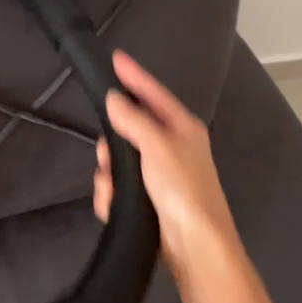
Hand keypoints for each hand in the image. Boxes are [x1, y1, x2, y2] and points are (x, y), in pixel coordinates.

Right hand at [91, 50, 241, 272]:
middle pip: (129, 130)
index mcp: (182, 128)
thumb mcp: (157, 146)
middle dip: (113, 145)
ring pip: (119, 162)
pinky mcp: (148, 200)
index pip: (153, 93)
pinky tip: (114, 204)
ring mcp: (159, 175)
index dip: (134, 76)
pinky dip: (113, 196)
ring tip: (114, 188)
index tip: (115, 58)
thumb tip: (114, 99)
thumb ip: (134, 120)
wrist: (194, 244)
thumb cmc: (182, 188)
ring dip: (110, 176)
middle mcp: (171, 147)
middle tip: (107, 157)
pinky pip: (119, 188)